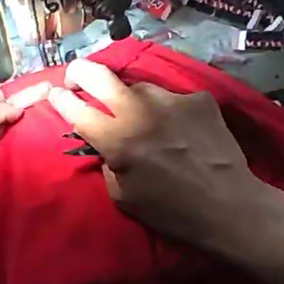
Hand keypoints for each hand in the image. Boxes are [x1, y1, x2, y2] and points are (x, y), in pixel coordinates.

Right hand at [47, 59, 283, 252]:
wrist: (228, 206)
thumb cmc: (170, 211)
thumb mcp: (123, 197)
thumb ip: (107, 164)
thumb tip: (105, 146)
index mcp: (116, 139)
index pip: (76, 108)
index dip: (59, 98)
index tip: (55, 94)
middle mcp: (139, 110)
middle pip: (97, 75)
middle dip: (79, 72)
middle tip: (76, 78)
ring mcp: (171, 99)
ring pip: (138, 88)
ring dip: (132, 99)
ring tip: (141, 117)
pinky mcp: (198, 99)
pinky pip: (172, 99)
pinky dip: (169, 112)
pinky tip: (179, 129)